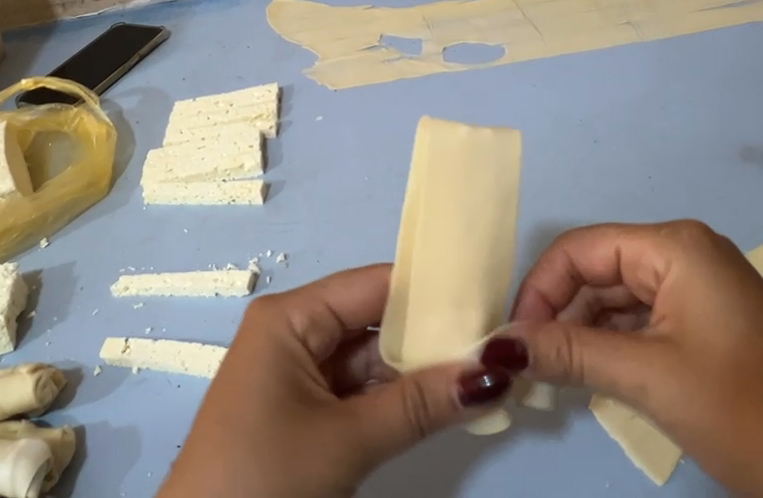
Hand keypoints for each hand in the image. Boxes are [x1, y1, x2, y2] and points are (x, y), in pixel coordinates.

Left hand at [159, 264, 514, 497]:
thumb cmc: (263, 477)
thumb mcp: (347, 441)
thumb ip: (420, 404)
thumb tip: (495, 369)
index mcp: (289, 317)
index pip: (372, 285)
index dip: (429, 290)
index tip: (488, 296)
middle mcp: (292, 332)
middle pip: (373, 320)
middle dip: (430, 335)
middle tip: (498, 340)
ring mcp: (295, 372)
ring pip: (369, 359)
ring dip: (418, 371)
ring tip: (485, 369)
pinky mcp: (300, 409)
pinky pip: (356, 390)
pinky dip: (395, 398)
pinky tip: (443, 401)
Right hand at [488, 221, 762, 497]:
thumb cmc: (747, 412)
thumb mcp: (648, 377)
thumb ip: (569, 352)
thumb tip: (497, 346)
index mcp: (674, 246)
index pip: (579, 249)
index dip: (538, 290)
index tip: (513, 342)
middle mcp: (684, 253)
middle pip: (596, 269)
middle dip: (558, 312)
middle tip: (525, 365)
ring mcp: (699, 287)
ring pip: (616, 296)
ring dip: (582, 330)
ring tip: (551, 375)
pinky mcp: (707, 322)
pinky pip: (641, 318)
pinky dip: (611, 343)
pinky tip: (591, 375)